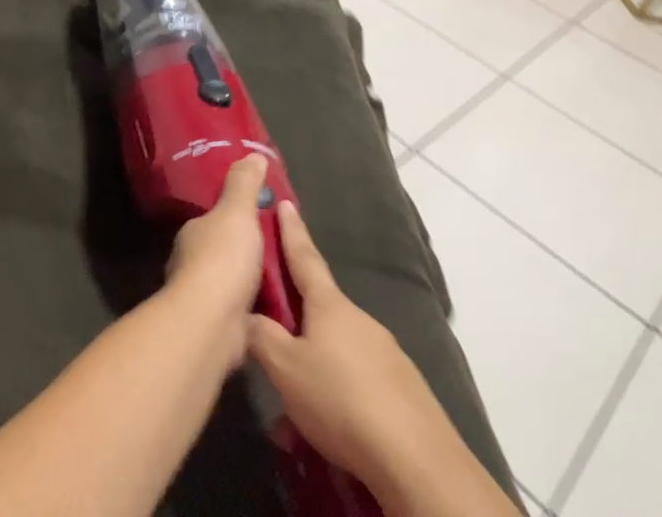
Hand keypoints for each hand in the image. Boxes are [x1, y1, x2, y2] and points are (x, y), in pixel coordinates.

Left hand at [163, 155, 268, 324]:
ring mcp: (205, 296)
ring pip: (234, 281)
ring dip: (254, 280)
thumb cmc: (222, 261)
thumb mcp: (237, 212)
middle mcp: (193, 262)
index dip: (239, 215)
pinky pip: (243, 308)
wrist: (211, 323)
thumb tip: (253, 154)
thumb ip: (244, 185)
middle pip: (226, 250)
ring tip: (288, 278)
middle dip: (249, 250)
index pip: (217, 219)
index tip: (265, 215)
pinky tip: (280, 306)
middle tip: (285, 248)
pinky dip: (258, 306)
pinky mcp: (219, 324)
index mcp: (194, 233)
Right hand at [247, 201, 447, 495]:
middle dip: (292, 320)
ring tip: (286, 406)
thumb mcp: (284, 367)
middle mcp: (359, 321)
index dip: (290, 231)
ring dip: (308, 369)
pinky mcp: (398, 388)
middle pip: (317, 310)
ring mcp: (384, 354)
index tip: (284, 203)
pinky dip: (331, 396)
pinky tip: (318, 427)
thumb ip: (261, 335)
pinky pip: (352, 381)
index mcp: (330, 306)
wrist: (414, 458)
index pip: (305, 257)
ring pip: (332, 351)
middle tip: (266, 330)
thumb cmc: (340, 399)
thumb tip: (247, 314)